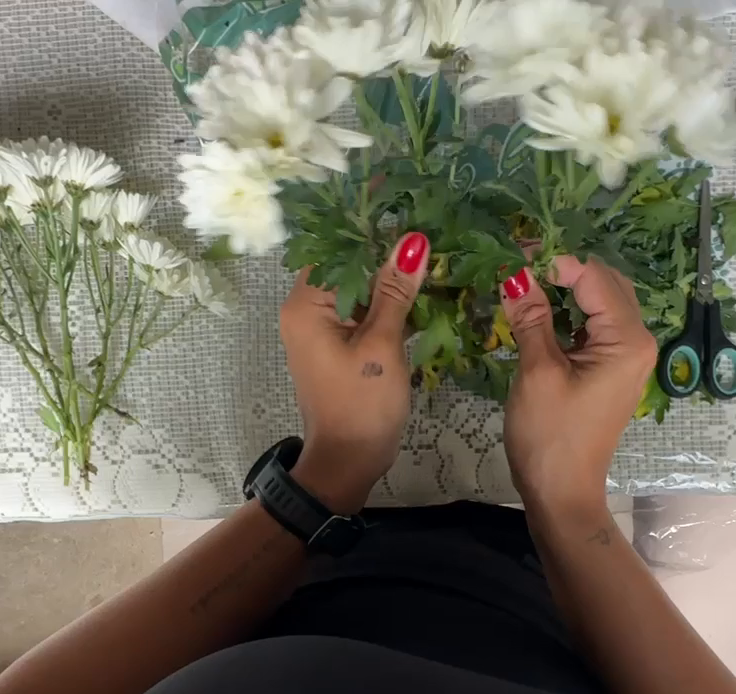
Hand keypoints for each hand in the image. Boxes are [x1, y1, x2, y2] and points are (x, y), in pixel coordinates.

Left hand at [278, 232, 428, 512]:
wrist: (348, 461)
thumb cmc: (362, 405)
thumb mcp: (382, 345)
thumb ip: (396, 291)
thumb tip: (413, 239)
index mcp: (306, 305)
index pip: (335, 245)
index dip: (368, 220)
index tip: (400, 190)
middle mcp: (305, 311)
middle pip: (345, 263)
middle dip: (383, 244)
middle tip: (425, 216)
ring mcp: (321, 330)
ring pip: (356, 287)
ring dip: (389, 273)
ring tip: (429, 245)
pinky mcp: (337, 347)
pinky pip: (361, 312)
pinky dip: (386, 301)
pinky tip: (419, 287)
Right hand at [498, 256, 656, 518]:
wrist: (561, 492)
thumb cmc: (550, 437)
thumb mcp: (537, 372)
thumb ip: (530, 318)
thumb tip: (514, 275)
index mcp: (627, 339)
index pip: (594, 278)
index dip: (555, 261)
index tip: (514, 255)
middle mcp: (636, 342)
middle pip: (604, 285)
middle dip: (564, 271)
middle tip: (518, 267)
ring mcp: (626, 358)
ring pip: (599, 305)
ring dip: (565, 292)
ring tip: (524, 286)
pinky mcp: (610, 373)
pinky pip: (593, 329)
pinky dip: (568, 317)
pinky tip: (539, 315)